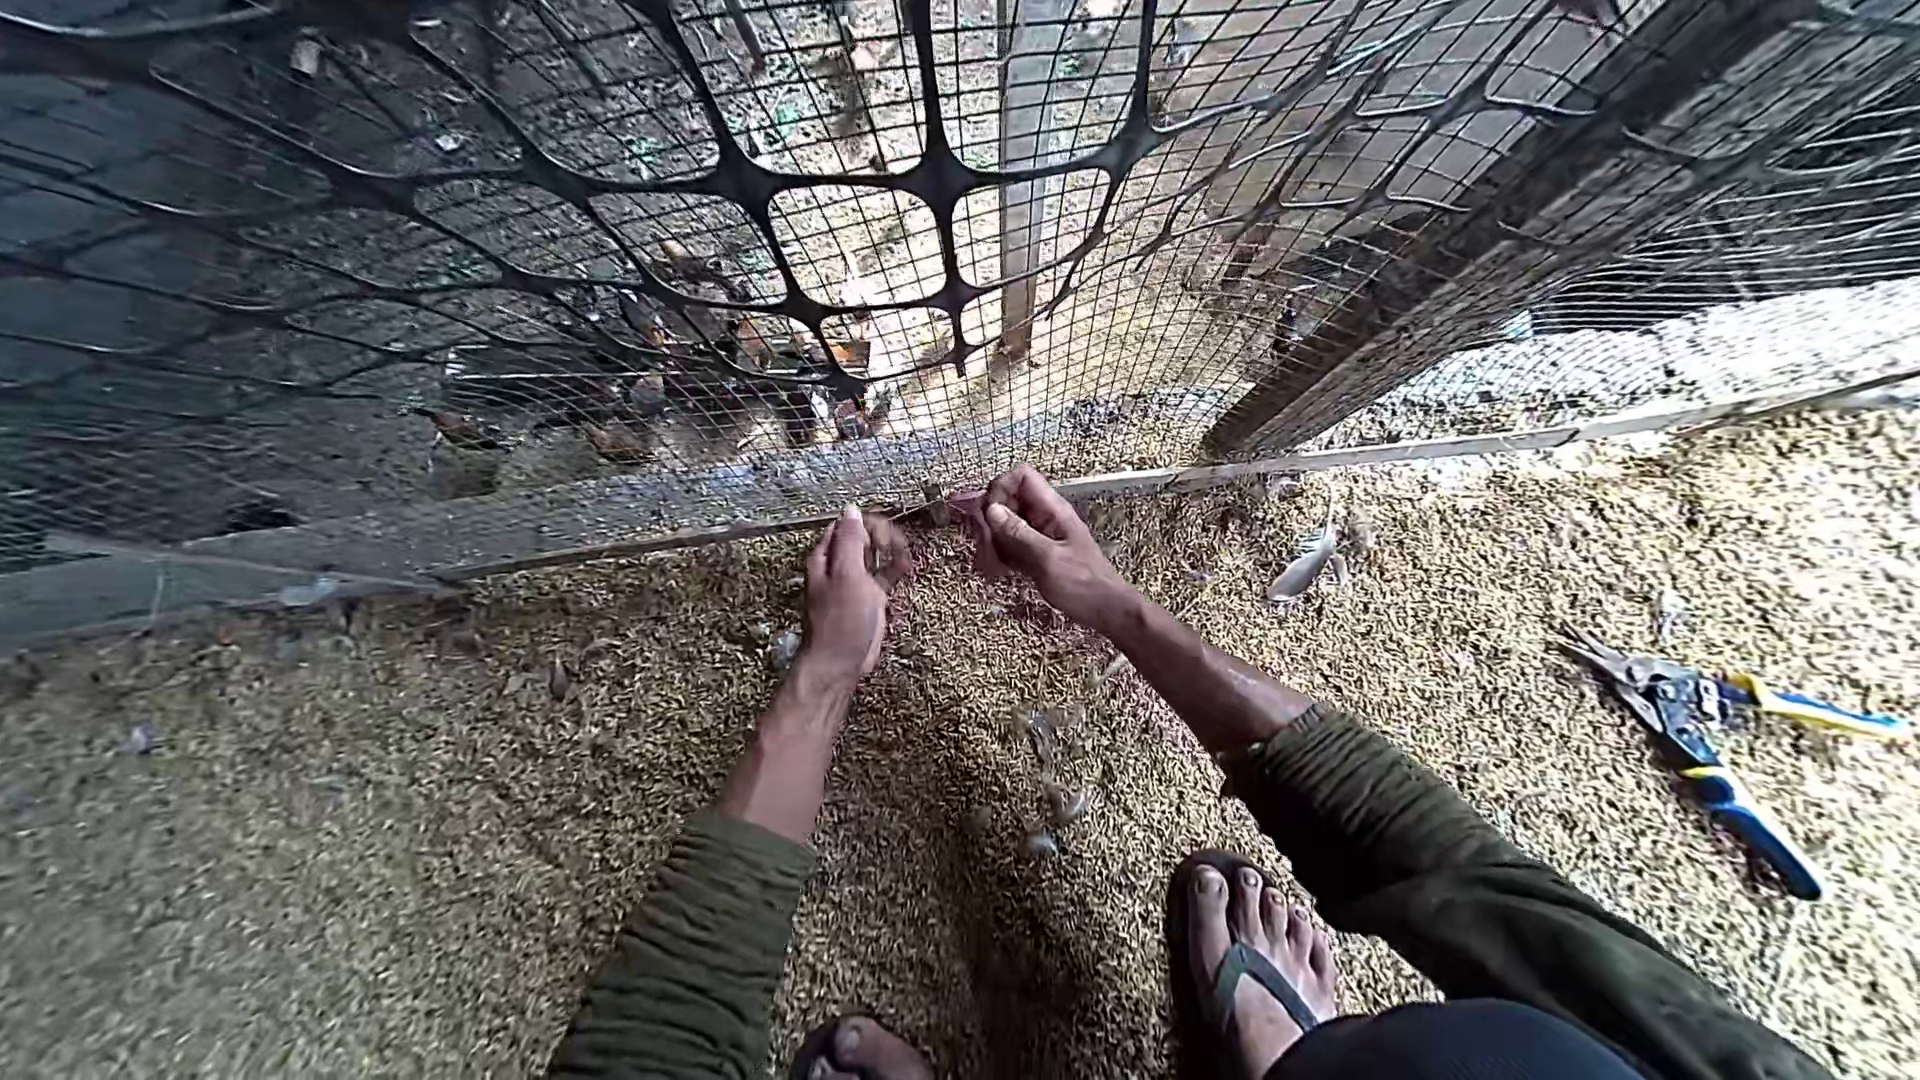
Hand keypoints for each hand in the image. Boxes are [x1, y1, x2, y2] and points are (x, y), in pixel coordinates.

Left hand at [797, 504, 913, 688]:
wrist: (840, 661)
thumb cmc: (840, 621)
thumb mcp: (846, 575)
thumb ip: (849, 541)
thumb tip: (851, 510)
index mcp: (826, 557)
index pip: (847, 525)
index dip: (869, 525)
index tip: (885, 537)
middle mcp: (838, 566)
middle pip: (863, 537)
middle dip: (884, 537)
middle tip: (898, 548)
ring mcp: (854, 581)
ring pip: (875, 555)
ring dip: (892, 552)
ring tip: (906, 559)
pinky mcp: (869, 598)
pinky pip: (883, 575)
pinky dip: (895, 570)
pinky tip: (906, 570)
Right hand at [978, 465, 1137, 630]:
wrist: (1106, 611)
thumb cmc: (1084, 585)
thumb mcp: (1048, 559)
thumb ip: (1019, 533)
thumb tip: (992, 510)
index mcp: (1054, 509)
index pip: (1022, 477)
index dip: (1001, 488)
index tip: (990, 513)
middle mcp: (1045, 517)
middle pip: (1009, 500)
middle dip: (992, 518)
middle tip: (987, 542)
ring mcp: (1040, 535)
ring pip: (1006, 523)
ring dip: (994, 539)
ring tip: (994, 560)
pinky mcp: (1036, 553)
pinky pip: (1011, 544)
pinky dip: (1002, 554)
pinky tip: (1002, 569)